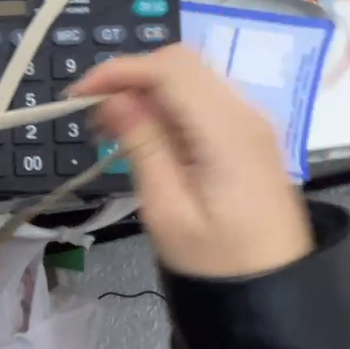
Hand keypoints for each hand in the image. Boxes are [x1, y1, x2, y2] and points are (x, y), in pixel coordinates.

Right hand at [69, 45, 311, 277]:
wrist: (272, 286)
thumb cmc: (215, 257)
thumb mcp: (167, 209)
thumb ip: (143, 147)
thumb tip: (114, 101)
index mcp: (227, 132)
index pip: (171, 70)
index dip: (118, 71)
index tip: (76, 95)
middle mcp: (245, 114)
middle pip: (182, 63)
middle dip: (128, 76)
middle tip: (89, 112)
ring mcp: (249, 121)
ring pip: (189, 76)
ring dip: (143, 88)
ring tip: (108, 126)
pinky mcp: (244, 133)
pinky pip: (199, 98)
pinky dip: (162, 102)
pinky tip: (139, 132)